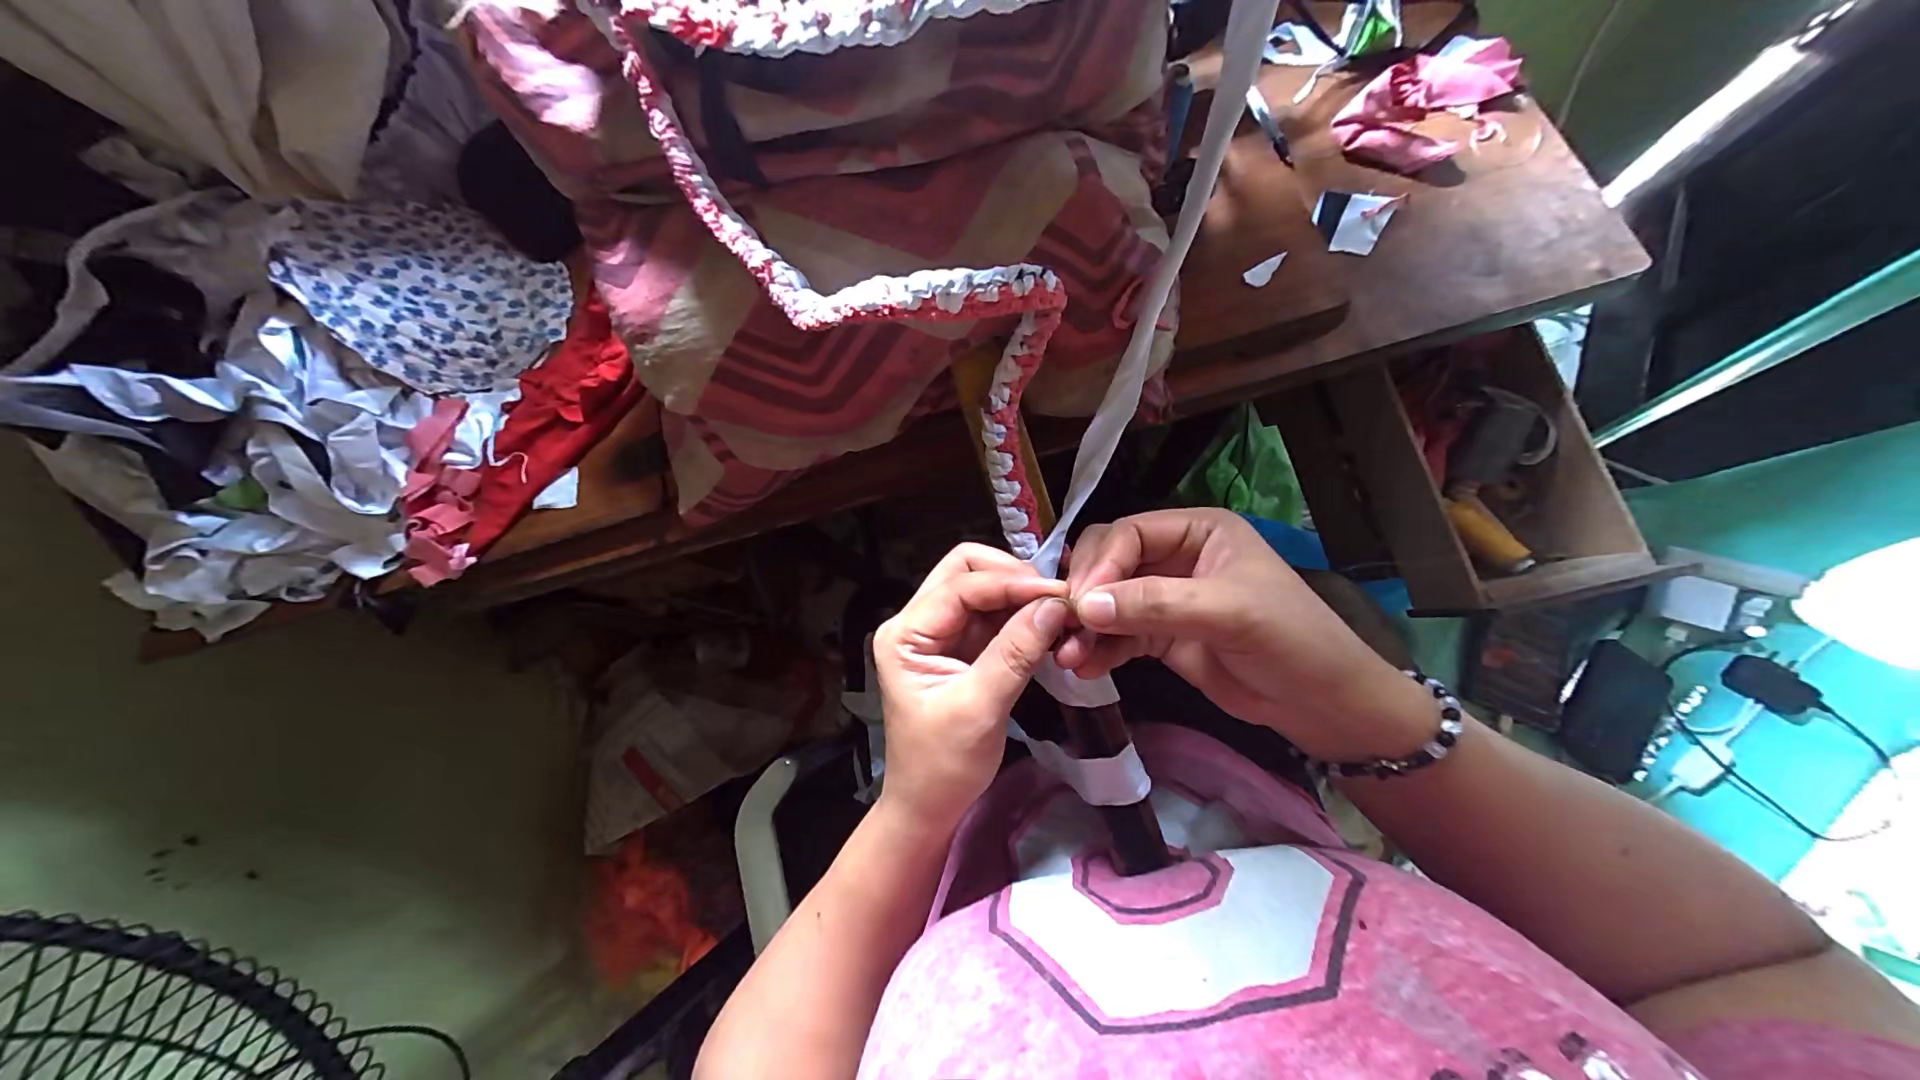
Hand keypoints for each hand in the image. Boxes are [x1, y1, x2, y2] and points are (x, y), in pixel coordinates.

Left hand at [873, 544, 1069, 828]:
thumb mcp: (979, 708)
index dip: (1011, 583)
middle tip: (1055, 599)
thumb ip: (1015, 653)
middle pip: (966, 571)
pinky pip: (994, 616)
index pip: (960, 585)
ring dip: (1021, 596)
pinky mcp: (963, 647)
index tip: (1060, 594)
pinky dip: (1022, 616)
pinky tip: (1048, 627)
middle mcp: (918, 622)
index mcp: (905, 633)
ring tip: (1060, 612)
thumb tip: (1055, 607)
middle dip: (1012, 577)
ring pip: (983, 589)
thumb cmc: (942, 764)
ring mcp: (941, 633)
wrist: (929, 805)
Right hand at [1054, 509, 1433, 761]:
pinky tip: (1084, 668)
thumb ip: (1156, 605)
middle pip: (1109, 563)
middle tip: (1065, 627)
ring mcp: (1166, 599)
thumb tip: (1085, 606)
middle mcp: (1176, 557)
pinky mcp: (1161, 637)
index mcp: (1198, 530)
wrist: (1326, 706)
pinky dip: (1098, 650)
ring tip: (1067, 658)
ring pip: (1107, 602)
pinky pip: (1117, 636)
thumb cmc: (1291, 641)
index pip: (1129, 533)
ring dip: (1084, 628)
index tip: (1081, 604)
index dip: (1101, 564)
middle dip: (1086, 594)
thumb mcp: (1228, 613)